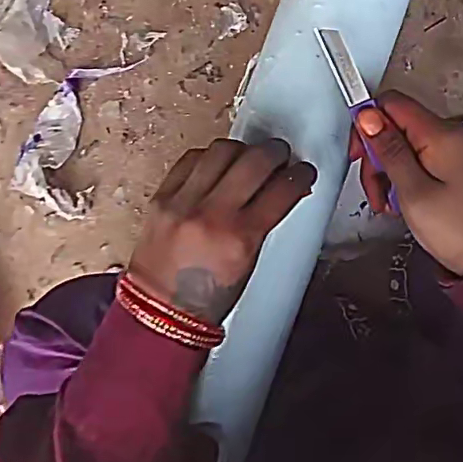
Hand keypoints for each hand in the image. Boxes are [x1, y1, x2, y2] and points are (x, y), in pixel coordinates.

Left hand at [127, 139, 317, 325]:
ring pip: (222, 151)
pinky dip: (209, 158)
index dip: (299, 175)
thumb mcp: (250, 262)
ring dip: (242, 150)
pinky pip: (191, 159)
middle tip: (279, 156)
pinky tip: (218, 165)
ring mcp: (183, 202)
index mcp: (240, 238)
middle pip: (254, 160)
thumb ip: (266, 222)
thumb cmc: (207, 297)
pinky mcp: (162, 196)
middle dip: (275, 153)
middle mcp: (211, 215)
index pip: (281, 190)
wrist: (160, 311)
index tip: (302, 172)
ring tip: (248, 157)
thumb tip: (284, 190)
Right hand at [351, 91, 462, 275]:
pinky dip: (399, 176)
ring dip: (384, 170)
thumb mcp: (413, 191)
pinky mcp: (448, 164)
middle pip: (394, 125)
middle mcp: (448, 135)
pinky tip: (399, 200)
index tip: (359, 151)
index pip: (393, 103)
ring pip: (400, 144)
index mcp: (441, 135)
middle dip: (375, 154)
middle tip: (375, 185)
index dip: (368, 123)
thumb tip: (368, 116)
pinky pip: (413, 158)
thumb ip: (389, 150)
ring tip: (387, 201)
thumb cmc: (457, 229)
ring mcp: (450, 150)